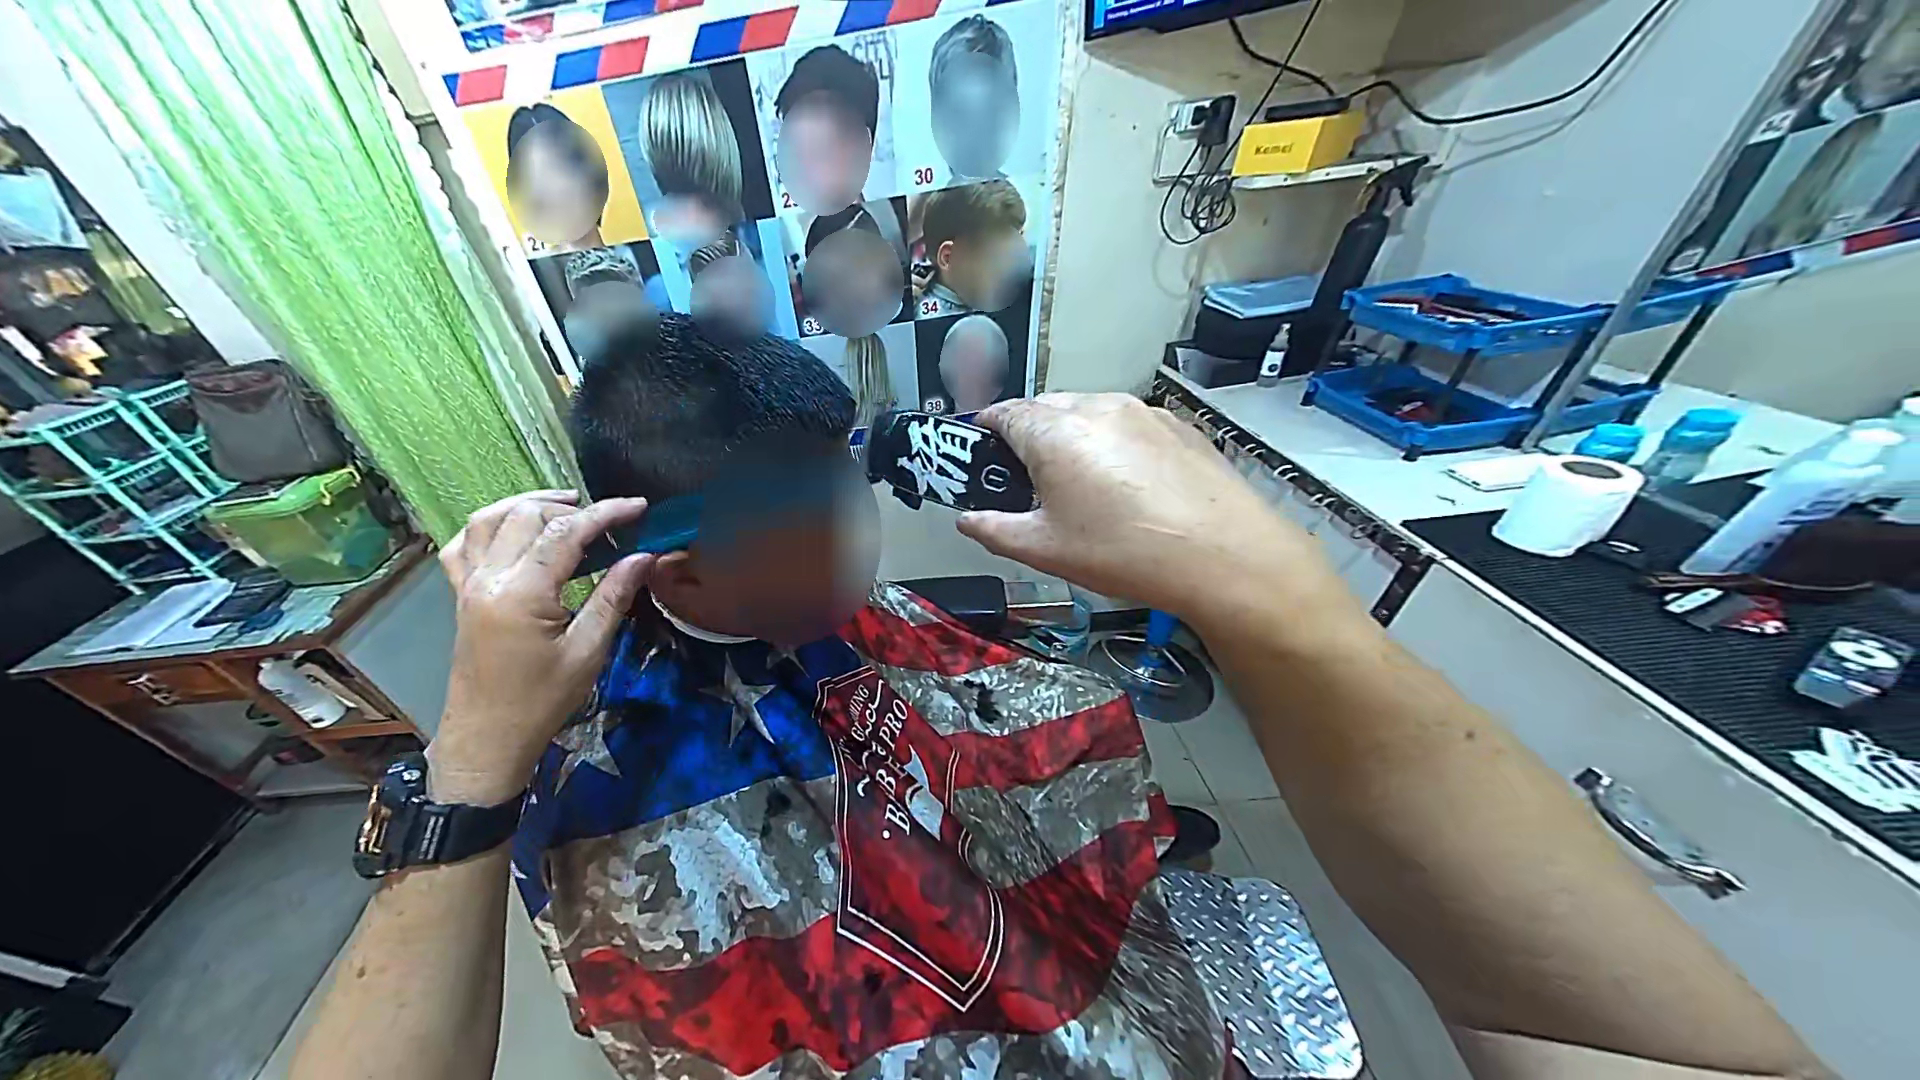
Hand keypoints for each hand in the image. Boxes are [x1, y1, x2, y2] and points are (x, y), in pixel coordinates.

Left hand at [427, 490, 652, 804]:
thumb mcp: (589, 649)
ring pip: (489, 519)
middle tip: (611, 522)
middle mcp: (488, 579)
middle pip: (527, 516)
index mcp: (521, 593)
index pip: (565, 533)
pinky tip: (517, 528)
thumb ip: (614, 596)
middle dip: (573, 509)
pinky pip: (465, 543)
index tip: (638, 507)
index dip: (606, 514)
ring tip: (567, 506)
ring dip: (529, 504)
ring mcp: (467, 584)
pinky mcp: (461, 594)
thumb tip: (643, 556)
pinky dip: (492, 524)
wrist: (488, 738)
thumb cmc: (543, 699)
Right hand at [956, 394, 1349, 630]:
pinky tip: (1127, 482)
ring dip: (1072, 434)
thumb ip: (995, 530)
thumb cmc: (1122, 552)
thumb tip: (967, 520)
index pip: (1005, 412)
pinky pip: (1128, 423)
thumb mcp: (1046, 550)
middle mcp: (1096, 407)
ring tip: (1080, 480)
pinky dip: (1112, 441)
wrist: (1224, 555)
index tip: (980, 451)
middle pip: (1046, 407)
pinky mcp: (1177, 425)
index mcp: (1054, 433)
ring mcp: (1142, 411)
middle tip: (1029, 477)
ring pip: (1089, 410)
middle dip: (1028, 433)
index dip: (986, 429)